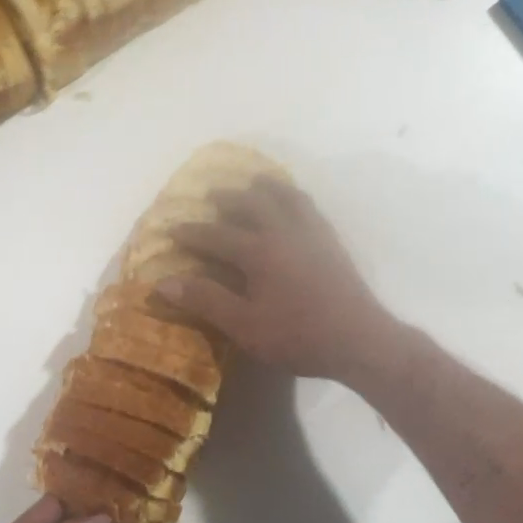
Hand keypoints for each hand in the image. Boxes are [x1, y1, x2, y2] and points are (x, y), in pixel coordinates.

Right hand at [157, 176, 396, 383]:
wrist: (359, 340)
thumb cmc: (297, 336)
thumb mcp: (244, 325)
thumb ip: (205, 300)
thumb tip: (164, 282)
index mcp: (258, 251)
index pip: (216, 235)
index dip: (192, 232)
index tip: (172, 230)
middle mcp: (284, 232)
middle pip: (252, 203)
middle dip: (228, 198)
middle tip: (212, 195)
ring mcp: (312, 234)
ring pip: (286, 197)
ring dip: (266, 188)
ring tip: (255, 183)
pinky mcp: (332, 242)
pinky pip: (309, 207)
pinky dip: (293, 197)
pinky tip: (293, 205)